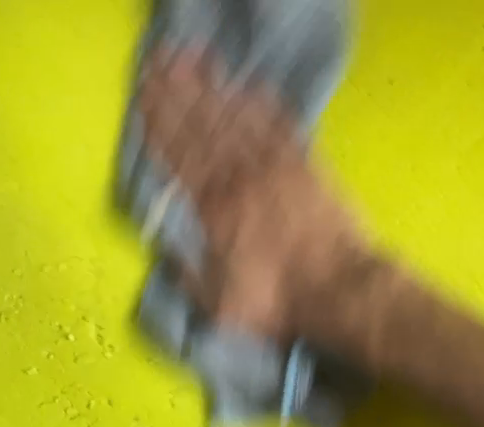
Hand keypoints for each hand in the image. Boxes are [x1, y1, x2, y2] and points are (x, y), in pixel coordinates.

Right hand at [138, 49, 390, 357]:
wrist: (340, 290)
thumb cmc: (277, 303)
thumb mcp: (219, 305)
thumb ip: (188, 277)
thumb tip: (165, 253)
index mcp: (214, 209)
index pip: (179, 156)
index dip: (159, 125)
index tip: (143, 98)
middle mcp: (241, 178)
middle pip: (203, 128)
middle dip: (178, 94)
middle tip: (160, 65)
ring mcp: (277, 167)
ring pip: (238, 119)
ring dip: (214, 89)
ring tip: (194, 63)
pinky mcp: (310, 166)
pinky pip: (281, 126)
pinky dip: (264, 104)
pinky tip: (251, 87)